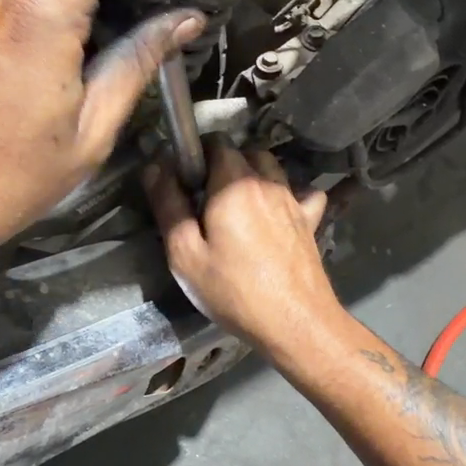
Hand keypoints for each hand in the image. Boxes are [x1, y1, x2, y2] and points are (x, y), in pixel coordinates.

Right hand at [143, 139, 336, 351]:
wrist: (294, 322)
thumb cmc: (233, 291)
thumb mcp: (185, 254)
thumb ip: (168, 206)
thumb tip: (155, 167)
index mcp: (233, 184)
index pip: (216, 142)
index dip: (196, 155)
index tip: (184, 181)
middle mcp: (267, 182)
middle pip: (244, 152)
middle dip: (223, 164)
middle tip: (204, 198)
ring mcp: (294, 200)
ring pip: (272, 168)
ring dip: (253, 175)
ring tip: (236, 207)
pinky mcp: (310, 221)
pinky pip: (303, 192)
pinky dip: (290, 194)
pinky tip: (279, 212)